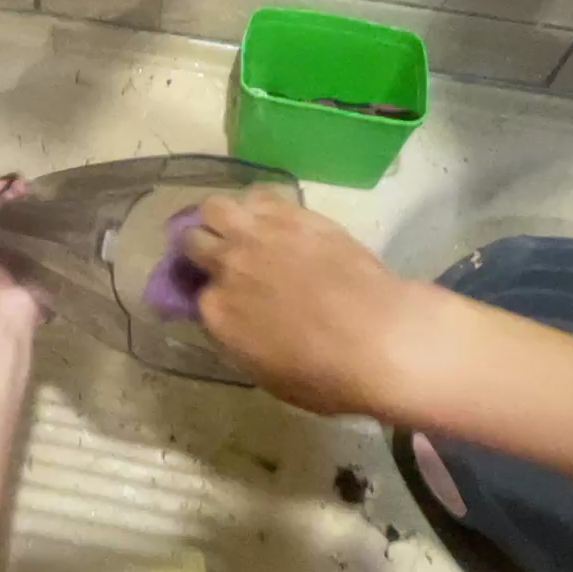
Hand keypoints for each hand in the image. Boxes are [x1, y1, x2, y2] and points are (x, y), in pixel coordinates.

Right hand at [183, 189, 449, 417]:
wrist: (381, 339)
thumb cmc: (327, 376)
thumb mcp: (265, 372)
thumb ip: (234, 336)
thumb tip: (227, 317)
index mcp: (216, 312)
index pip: (191, 291)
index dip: (203, 291)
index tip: (217, 296)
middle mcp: (227, 265)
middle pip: (192, 240)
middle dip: (200, 248)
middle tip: (218, 257)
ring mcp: (257, 234)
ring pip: (214, 207)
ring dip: (219, 218)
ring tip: (238, 228)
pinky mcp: (291, 214)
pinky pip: (258, 196)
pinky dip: (257, 206)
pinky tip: (273, 219)